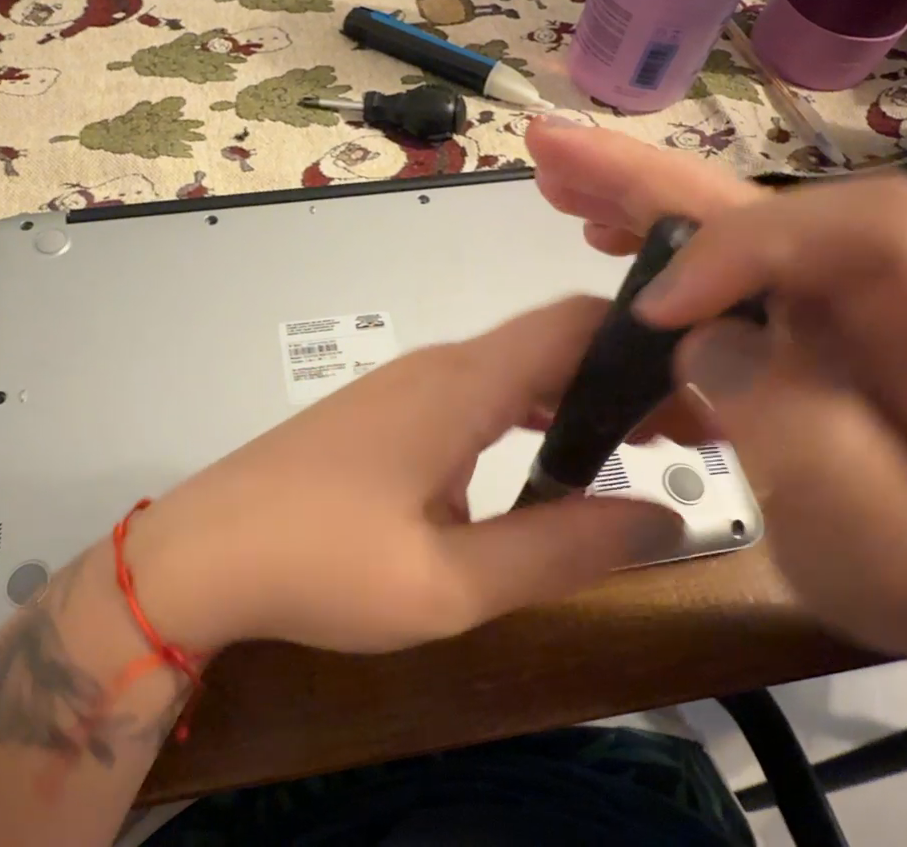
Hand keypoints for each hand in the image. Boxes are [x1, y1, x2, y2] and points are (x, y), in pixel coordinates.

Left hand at [121, 297, 684, 654]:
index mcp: (461, 385)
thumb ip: (562, 551)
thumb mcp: (452, 583)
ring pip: (511, 370)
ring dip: (575, 401)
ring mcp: (401, 385)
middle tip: (689, 442)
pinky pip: (473, 394)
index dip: (650, 347)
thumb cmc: (322, 567)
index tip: (707, 398)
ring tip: (634, 452)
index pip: (576, 323)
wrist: (198, 555)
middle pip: (551, 344)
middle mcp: (436, 366)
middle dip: (625, 382)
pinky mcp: (379, 412)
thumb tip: (668, 521)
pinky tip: (540, 465)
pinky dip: (526, 416)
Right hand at [528, 118, 906, 654]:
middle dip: (661, 179)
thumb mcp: (886, 550)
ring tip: (556, 178)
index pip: (869, 233)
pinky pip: (722, 268)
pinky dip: (653, 244)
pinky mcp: (804, 319)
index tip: (654, 311)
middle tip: (554, 153)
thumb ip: (810, 447)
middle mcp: (902, 293)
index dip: (751, 249)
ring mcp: (846, 302)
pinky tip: (598, 239)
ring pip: (740, 223)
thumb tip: (703, 344)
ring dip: (643, 195)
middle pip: (783, 206)